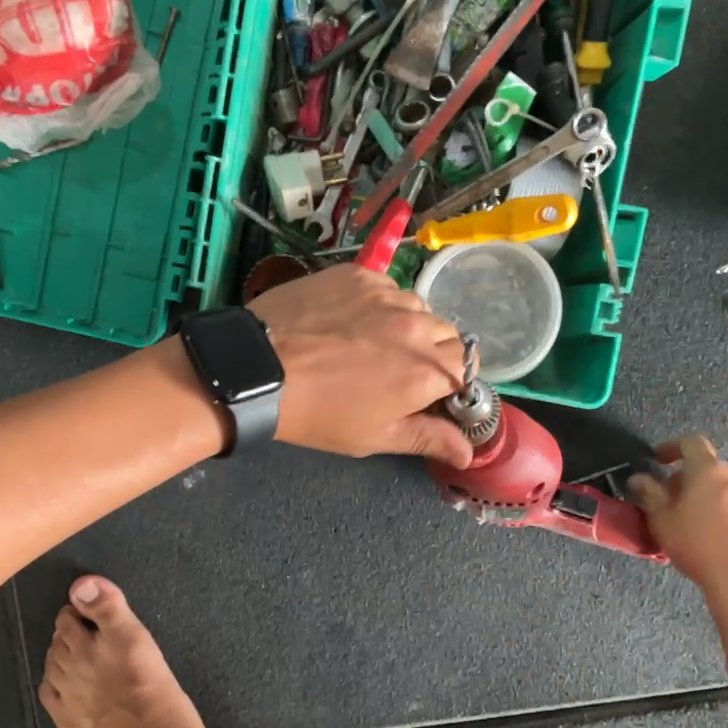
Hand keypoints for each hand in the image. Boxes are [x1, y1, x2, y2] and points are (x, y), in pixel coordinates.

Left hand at [247, 266, 473, 466]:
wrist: (258, 370)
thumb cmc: (319, 414)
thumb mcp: (375, 437)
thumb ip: (427, 438)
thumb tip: (468, 452)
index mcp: (427, 372)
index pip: (465, 366)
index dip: (449, 379)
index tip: (427, 390)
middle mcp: (416, 327)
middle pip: (445, 333)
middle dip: (431, 350)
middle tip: (395, 367)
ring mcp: (386, 296)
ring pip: (416, 306)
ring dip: (406, 323)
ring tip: (371, 340)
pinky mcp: (358, 275)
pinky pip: (385, 286)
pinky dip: (378, 301)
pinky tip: (350, 318)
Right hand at [628, 436, 727, 596]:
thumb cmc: (696, 544)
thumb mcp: (662, 520)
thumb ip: (648, 493)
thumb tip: (638, 478)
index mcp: (708, 471)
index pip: (692, 443)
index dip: (672, 447)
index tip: (658, 460)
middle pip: (708, 468)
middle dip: (686, 478)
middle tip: (669, 500)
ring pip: (724, 488)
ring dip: (706, 496)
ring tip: (691, 521)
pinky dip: (723, 512)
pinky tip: (714, 537)